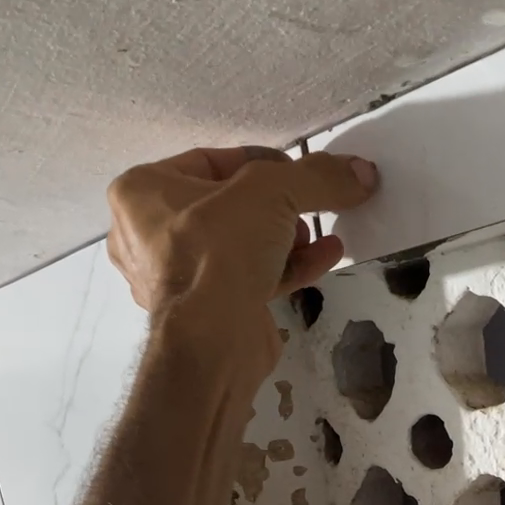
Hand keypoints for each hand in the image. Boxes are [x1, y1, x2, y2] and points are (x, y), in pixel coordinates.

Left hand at [106, 146, 377, 311]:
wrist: (214, 342)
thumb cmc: (220, 252)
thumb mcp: (272, 193)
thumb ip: (317, 177)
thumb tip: (362, 172)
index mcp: (142, 191)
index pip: (211, 161)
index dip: (262, 163)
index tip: (299, 172)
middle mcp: (152, 234)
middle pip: (231, 207)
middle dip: (279, 208)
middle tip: (308, 210)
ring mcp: (182, 279)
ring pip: (244, 247)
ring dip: (289, 240)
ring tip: (322, 236)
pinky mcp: (211, 313)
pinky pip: (253, 278)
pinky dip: (290, 267)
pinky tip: (326, 257)